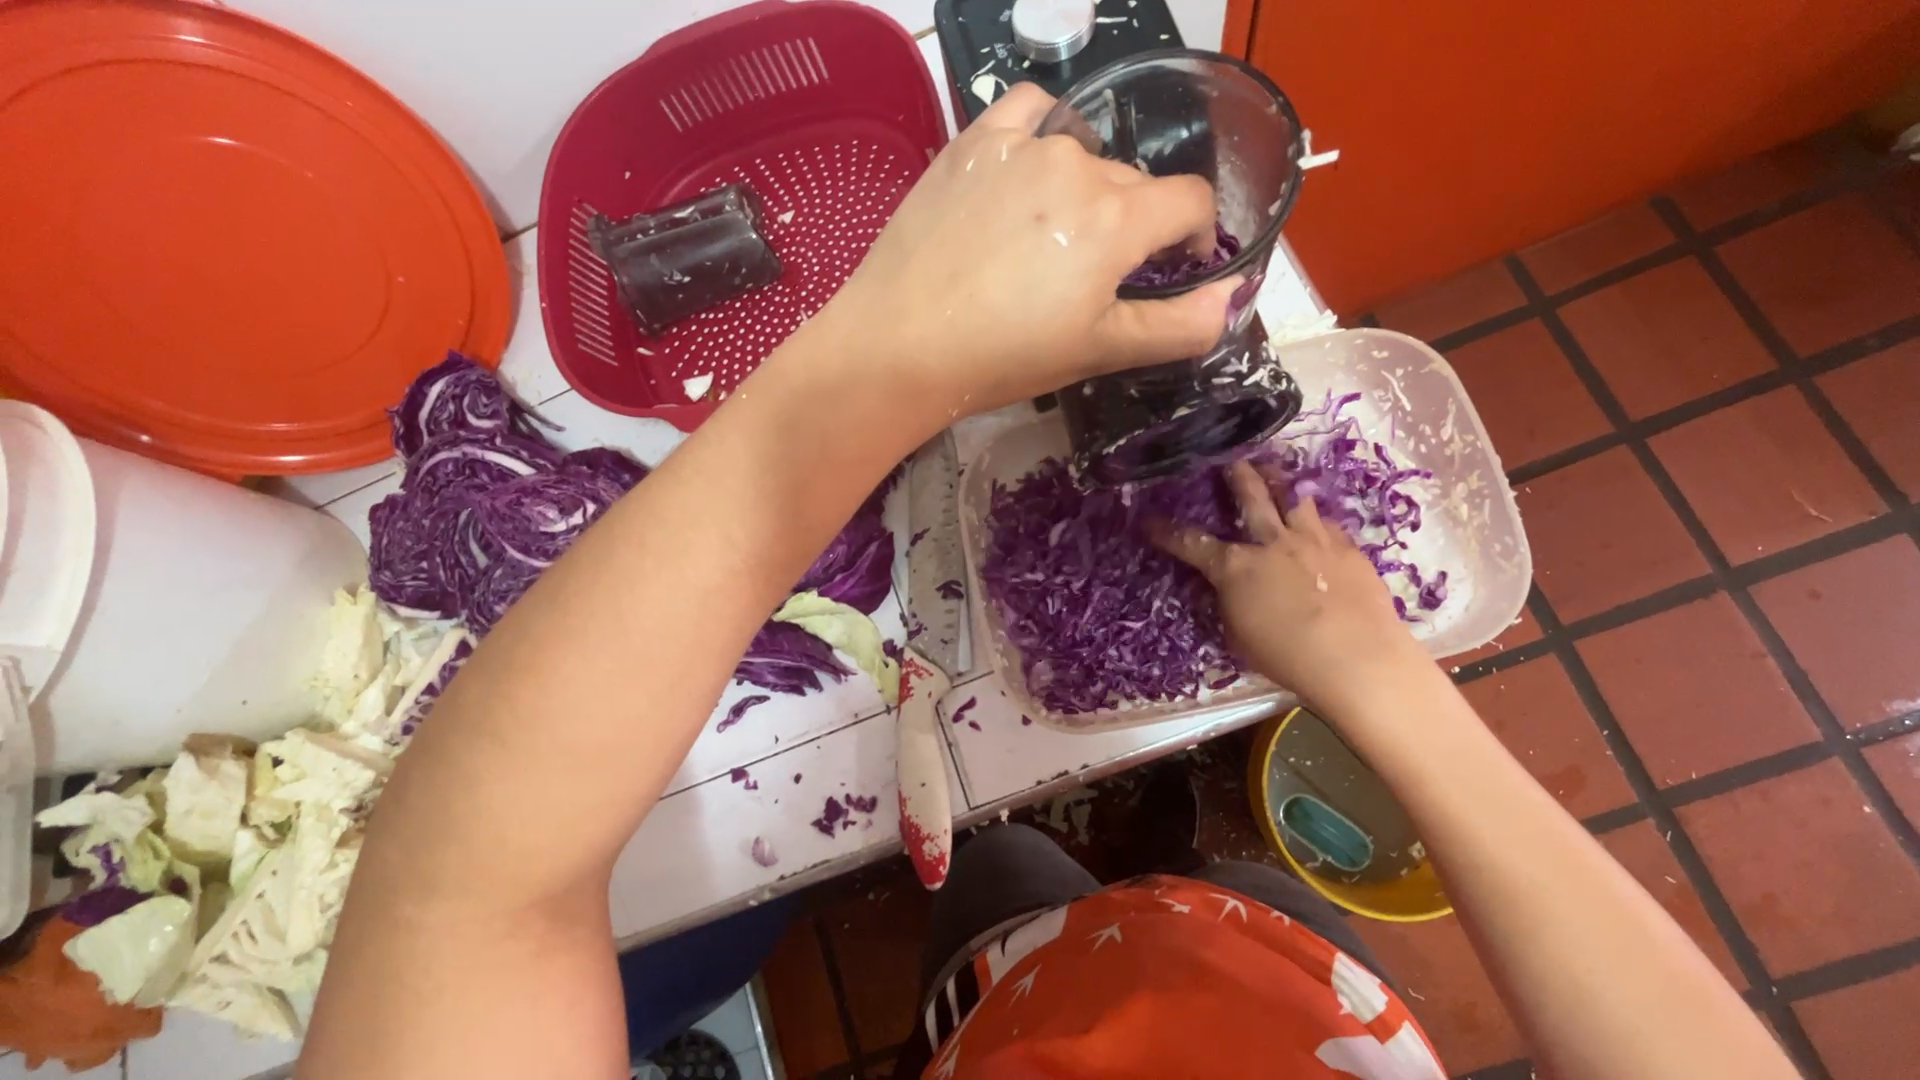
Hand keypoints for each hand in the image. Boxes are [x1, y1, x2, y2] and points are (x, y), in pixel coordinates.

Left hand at [815, 83, 1240, 418]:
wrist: (900, 345)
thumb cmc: (1003, 357)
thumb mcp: (1099, 350)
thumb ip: (1177, 324)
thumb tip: (1232, 295)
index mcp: (1118, 217)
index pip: (1190, 200)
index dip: (1195, 235)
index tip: (1175, 266)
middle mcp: (1077, 164)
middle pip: (1134, 183)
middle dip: (1134, 224)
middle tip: (1096, 276)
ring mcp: (1021, 145)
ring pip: (1084, 154)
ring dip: (1087, 189)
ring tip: (1052, 238)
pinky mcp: (972, 142)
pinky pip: (1028, 110)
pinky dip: (1043, 134)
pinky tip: (1028, 169)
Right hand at [1153, 461, 1430, 715]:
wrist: (1357, 659)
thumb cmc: (1287, 657)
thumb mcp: (1238, 635)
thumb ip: (1229, 602)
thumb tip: (1226, 588)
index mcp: (1235, 568)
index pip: (1191, 543)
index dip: (1166, 531)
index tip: (1149, 520)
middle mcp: (1271, 542)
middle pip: (1250, 497)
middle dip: (1235, 475)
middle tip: (1229, 458)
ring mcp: (1313, 540)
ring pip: (1292, 496)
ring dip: (1278, 479)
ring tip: (1273, 466)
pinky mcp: (1348, 547)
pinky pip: (1325, 520)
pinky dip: (1313, 514)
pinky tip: (1314, 516)